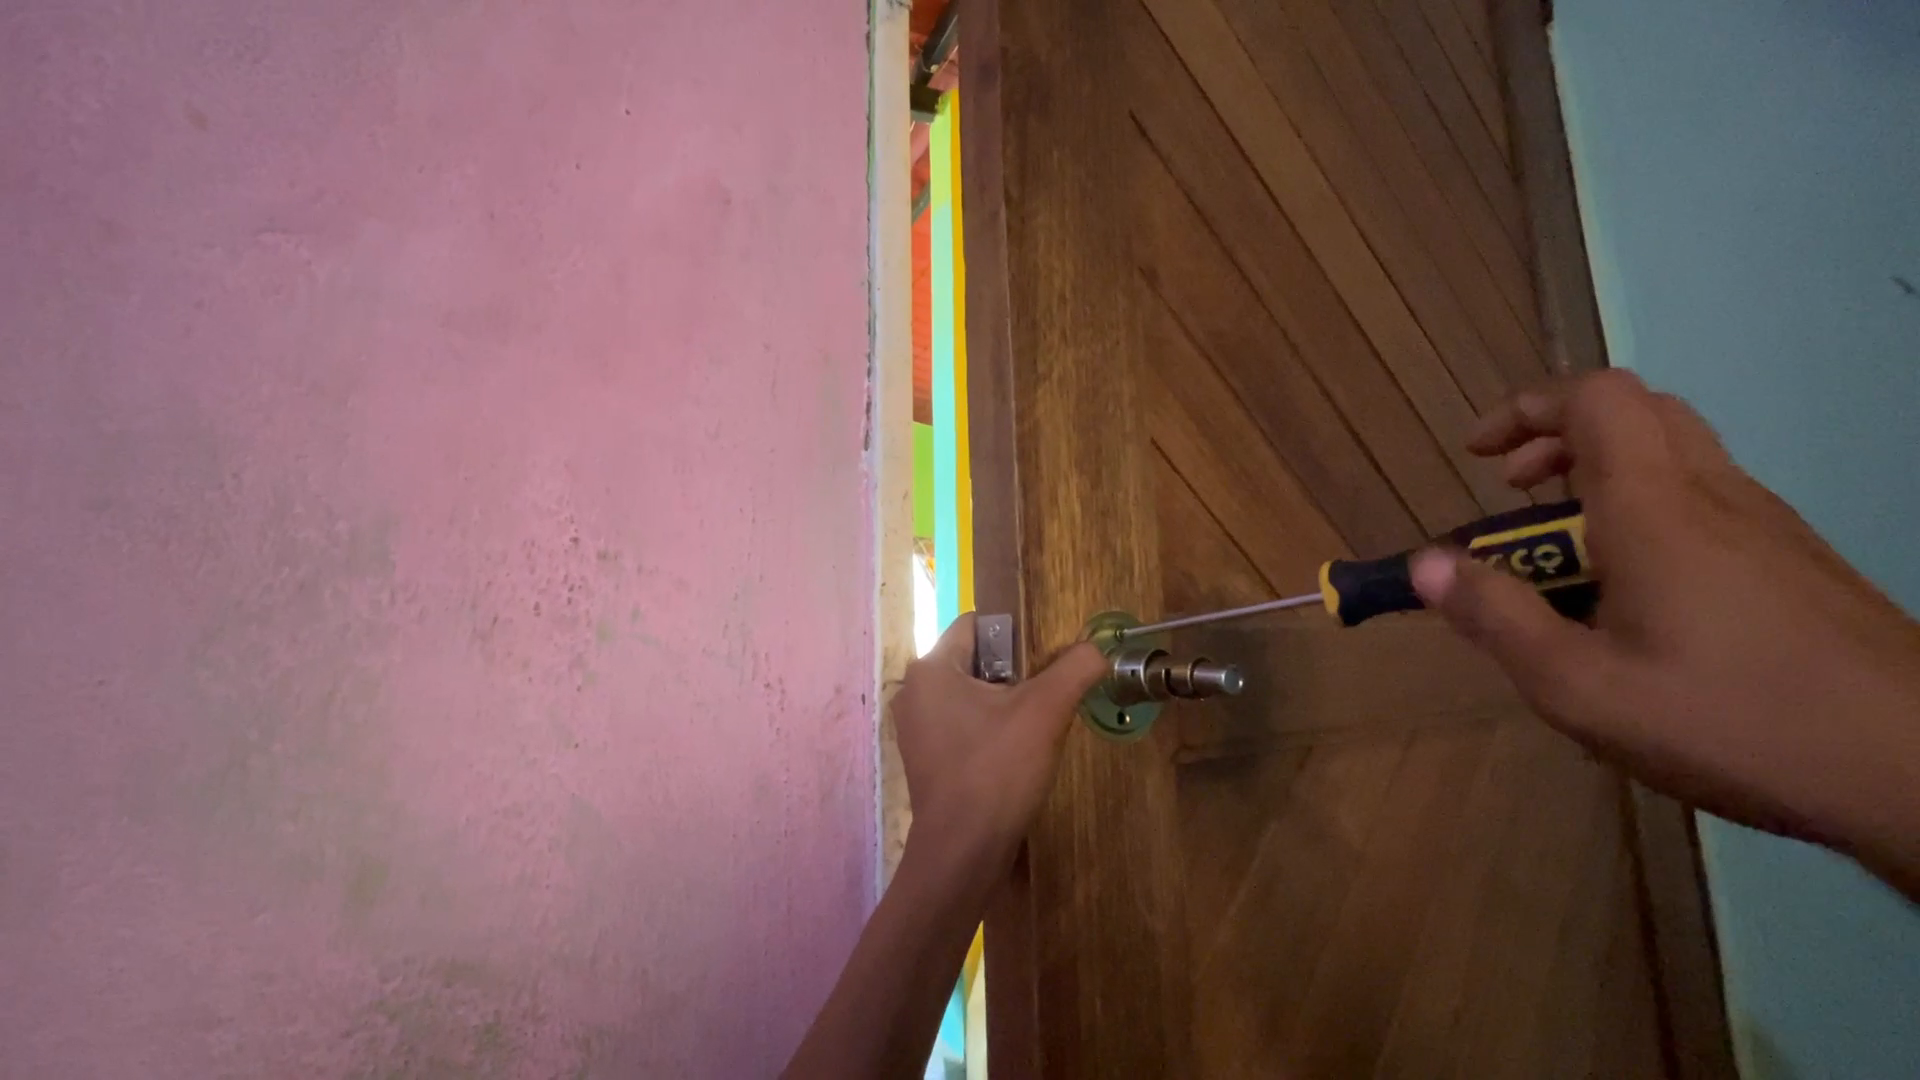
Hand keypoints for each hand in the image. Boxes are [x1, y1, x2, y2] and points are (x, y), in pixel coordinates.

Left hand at [893, 614, 1108, 864]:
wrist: (963, 851)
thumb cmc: (997, 770)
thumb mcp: (1045, 710)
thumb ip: (1075, 668)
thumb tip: (1098, 648)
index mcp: (930, 668)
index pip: (976, 625)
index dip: (1016, 633)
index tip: (1047, 658)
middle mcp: (914, 692)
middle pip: (975, 660)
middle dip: (1014, 672)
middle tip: (1049, 692)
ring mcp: (916, 729)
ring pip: (971, 694)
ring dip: (1005, 703)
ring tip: (1037, 724)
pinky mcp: (926, 759)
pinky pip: (963, 725)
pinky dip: (990, 729)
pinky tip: (1016, 752)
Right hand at [1410, 371, 1919, 888]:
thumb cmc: (1734, 721)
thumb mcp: (1579, 686)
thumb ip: (1495, 617)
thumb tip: (1424, 564)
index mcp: (1656, 510)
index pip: (1595, 399)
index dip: (1526, 409)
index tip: (1479, 459)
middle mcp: (1715, 496)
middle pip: (1637, 411)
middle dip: (1558, 434)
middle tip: (1513, 491)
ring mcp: (1767, 526)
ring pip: (1675, 451)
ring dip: (1599, 471)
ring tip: (1559, 546)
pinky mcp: (1796, 561)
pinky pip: (1706, 496)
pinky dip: (1644, 506)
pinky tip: (1630, 589)